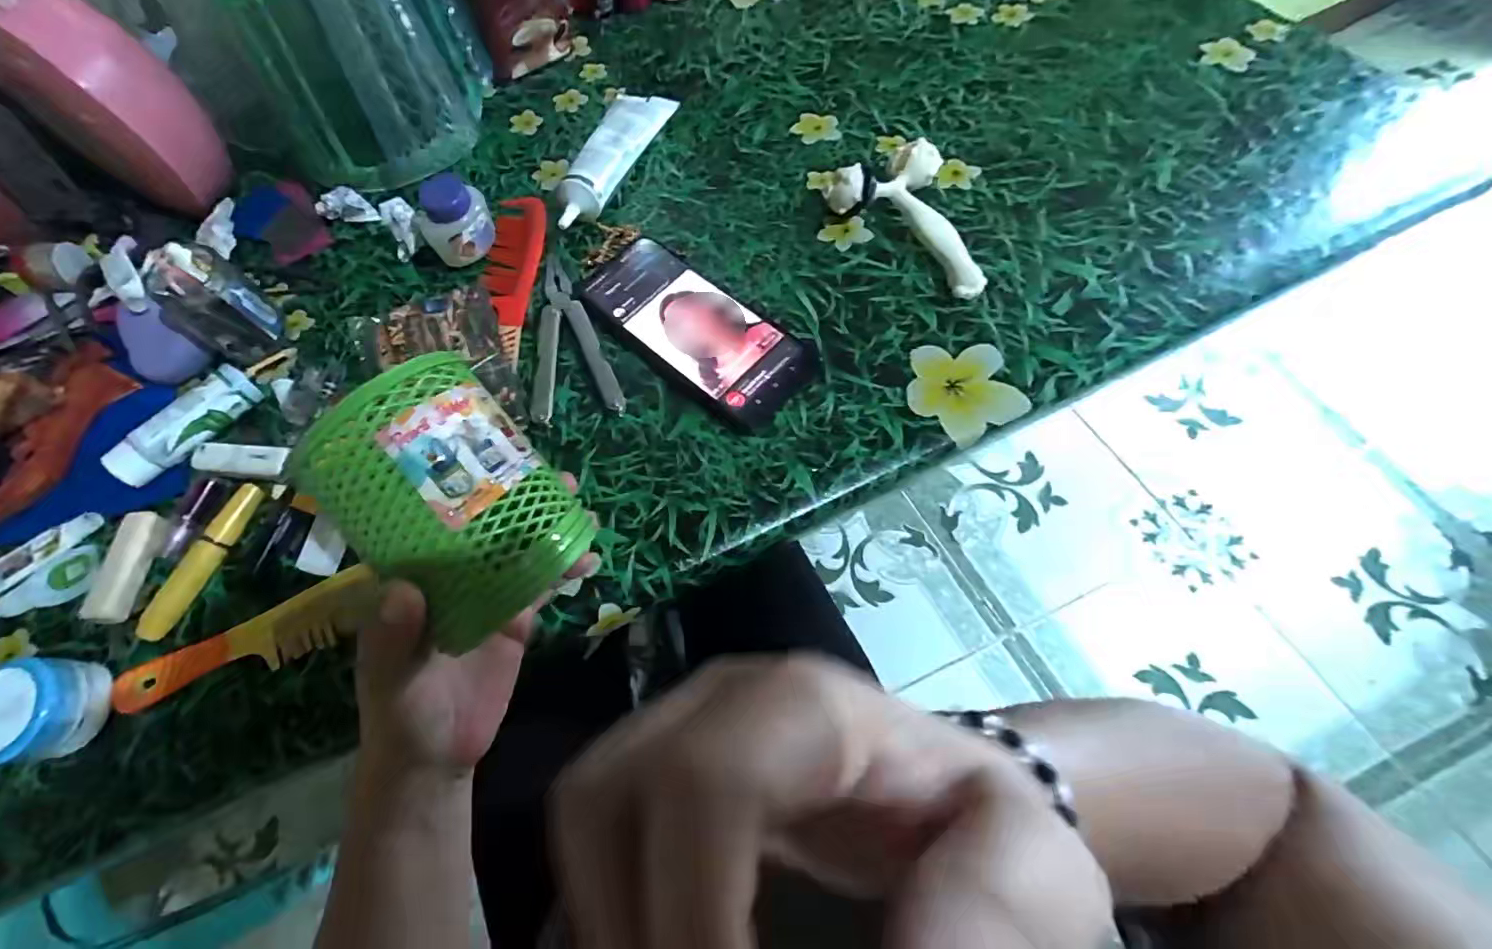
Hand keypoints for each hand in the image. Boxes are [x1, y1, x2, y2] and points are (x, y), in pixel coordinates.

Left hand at [355, 476, 597, 776]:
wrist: (435, 758)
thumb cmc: (397, 710)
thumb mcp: (388, 676)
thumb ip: (393, 636)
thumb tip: (406, 590)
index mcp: (414, 574)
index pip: (433, 520)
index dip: (460, 489)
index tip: (491, 464)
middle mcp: (451, 575)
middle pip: (486, 527)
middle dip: (519, 500)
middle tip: (556, 478)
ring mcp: (486, 595)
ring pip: (519, 551)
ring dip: (548, 529)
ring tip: (581, 507)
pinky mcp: (513, 621)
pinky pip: (540, 588)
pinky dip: (563, 570)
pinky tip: (589, 556)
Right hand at [550, 655, 1111, 948]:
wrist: (944, 779)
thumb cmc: (986, 823)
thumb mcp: (1034, 872)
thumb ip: (987, 919)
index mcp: (801, 704)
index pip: (704, 784)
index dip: (693, 913)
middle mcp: (713, 695)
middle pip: (608, 788)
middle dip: (626, 925)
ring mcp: (674, 718)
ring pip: (582, 804)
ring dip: (602, 918)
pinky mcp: (654, 750)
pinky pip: (591, 821)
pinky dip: (602, 902)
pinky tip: (647, 945)